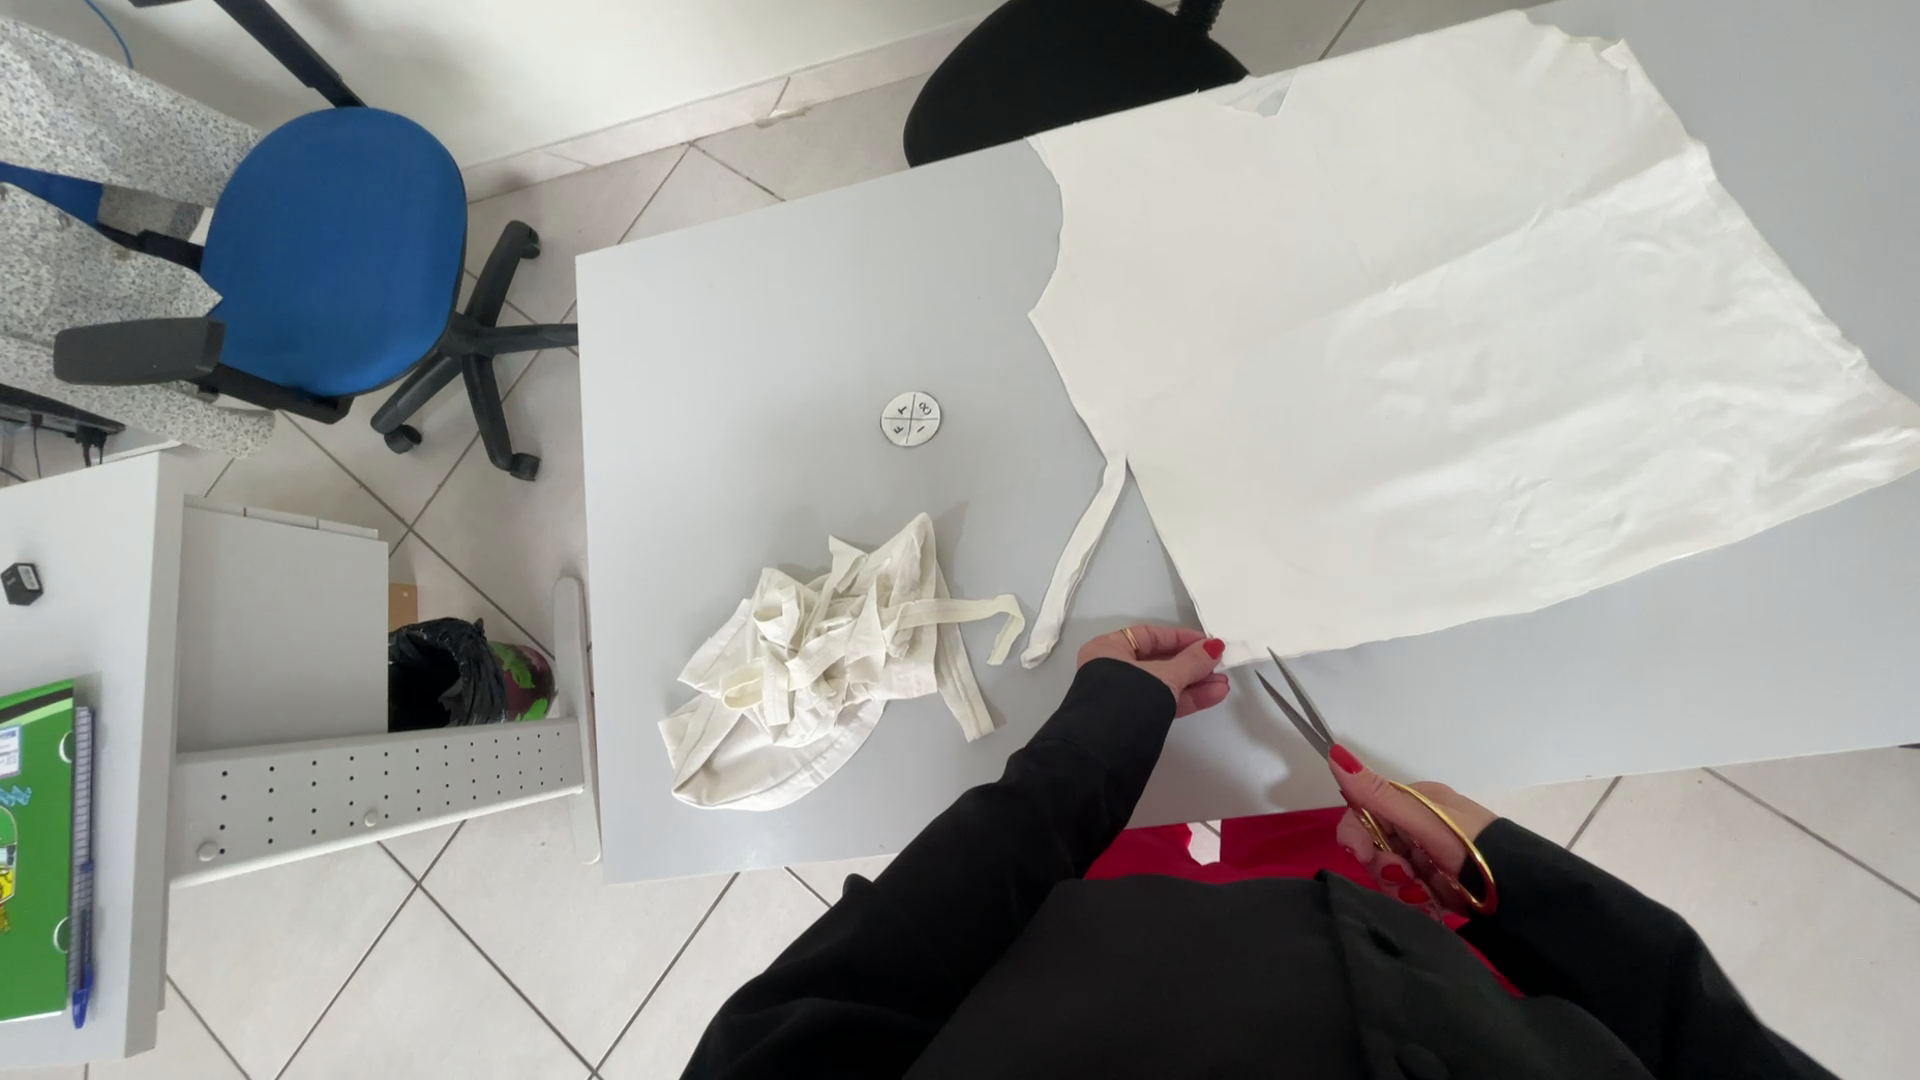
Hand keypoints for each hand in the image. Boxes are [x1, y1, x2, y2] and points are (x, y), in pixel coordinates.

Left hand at [1077, 624, 1230, 717]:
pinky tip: (1212, 695)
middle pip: (1159, 661)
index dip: (1179, 638)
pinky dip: (1186, 698)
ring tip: (1222, 683)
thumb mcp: (1165, 676)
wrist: (1108, 746)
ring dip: (1194, 682)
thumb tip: (1213, 648)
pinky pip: (1163, 701)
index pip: (1149, 636)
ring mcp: (1123, 696)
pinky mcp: (1135, 718)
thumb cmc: (1128, 699)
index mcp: (1108, 649)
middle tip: (1219, 663)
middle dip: (1191, 664)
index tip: (1206, 643)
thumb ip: (1191, 662)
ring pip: (1164, 684)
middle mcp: (1112, 670)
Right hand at [1328, 745, 1496, 917]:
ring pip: (1391, 875)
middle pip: (1375, 847)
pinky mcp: (1442, 886)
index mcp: (1415, 802)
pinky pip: (1411, 894)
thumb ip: (1379, 795)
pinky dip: (1418, 905)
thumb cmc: (1477, 852)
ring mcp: (1431, 857)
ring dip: (1403, 892)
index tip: (1362, 857)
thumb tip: (1334, 752)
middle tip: (1409, 884)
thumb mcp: (1426, 822)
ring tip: (1430, 901)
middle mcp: (1419, 826)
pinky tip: (1435, 909)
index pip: (1364, 813)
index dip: (1356, 836)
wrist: (1532, 899)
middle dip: (1386, 870)